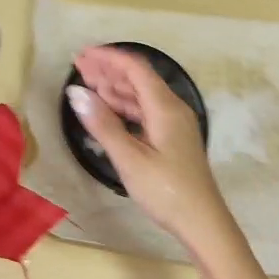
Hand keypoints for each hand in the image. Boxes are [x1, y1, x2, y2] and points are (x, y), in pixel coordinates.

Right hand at [67, 45, 236, 252]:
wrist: (203, 223)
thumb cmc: (166, 191)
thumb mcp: (130, 159)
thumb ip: (103, 124)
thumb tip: (75, 93)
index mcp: (165, 108)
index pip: (135, 68)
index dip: (108, 58)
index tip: (82, 55)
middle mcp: (172, 109)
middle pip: (138, 78)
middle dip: (108, 70)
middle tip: (78, 67)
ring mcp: (174, 124)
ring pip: (141, 95)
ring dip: (115, 87)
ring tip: (87, 85)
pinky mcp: (172, 139)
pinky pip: (145, 111)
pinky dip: (124, 105)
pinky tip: (107, 110)